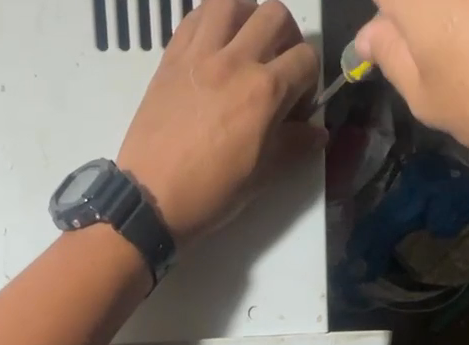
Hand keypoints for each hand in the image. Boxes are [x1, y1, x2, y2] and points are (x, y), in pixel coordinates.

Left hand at [116, 0, 322, 245]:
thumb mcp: (259, 177)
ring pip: (231, 3)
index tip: (296, 106)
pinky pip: (194, 18)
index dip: (309, 81)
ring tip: (244, 46)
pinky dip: (209, 23)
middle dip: (285, 39)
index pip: (306, 59)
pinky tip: (212, 49)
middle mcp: (234, 61)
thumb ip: (292, 146)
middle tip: (276, 68)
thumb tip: (318, 134)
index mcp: (263, 92)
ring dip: (246, 17)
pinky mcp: (170, 59)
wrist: (150, 200)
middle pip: (275, 15)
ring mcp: (199, 55)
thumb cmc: (208, 195)